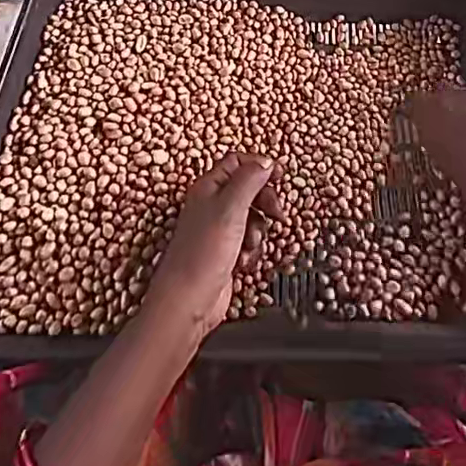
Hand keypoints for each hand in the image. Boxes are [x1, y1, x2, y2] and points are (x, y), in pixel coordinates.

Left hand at [142, 154, 281, 338]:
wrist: (187, 303)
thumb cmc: (200, 256)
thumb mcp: (231, 207)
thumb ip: (250, 180)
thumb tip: (266, 162)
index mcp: (209, 187)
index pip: (237, 162)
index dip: (259, 166)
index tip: (278, 175)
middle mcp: (212, 206)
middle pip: (249, 188)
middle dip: (266, 200)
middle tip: (275, 211)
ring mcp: (218, 230)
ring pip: (252, 216)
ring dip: (259, 229)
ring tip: (251, 242)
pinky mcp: (225, 252)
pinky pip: (249, 241)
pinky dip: (252, 249)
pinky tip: (245, 260)